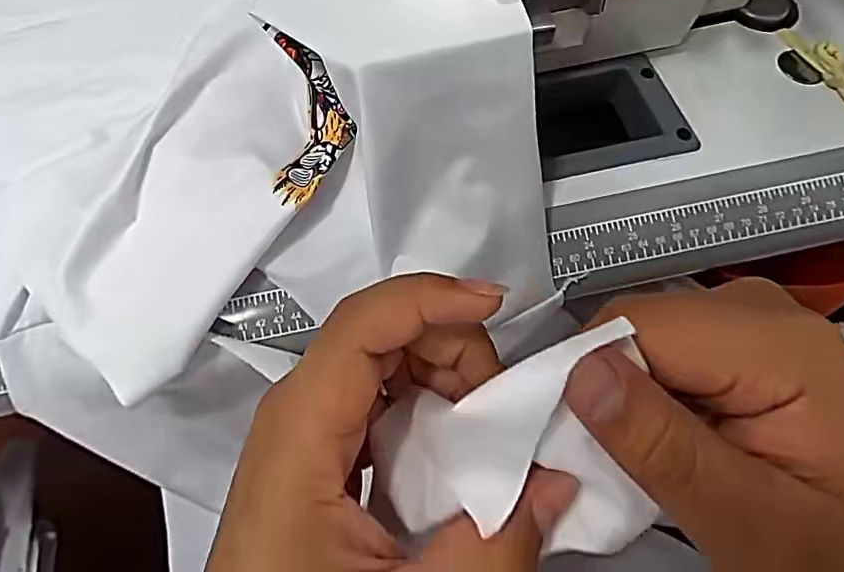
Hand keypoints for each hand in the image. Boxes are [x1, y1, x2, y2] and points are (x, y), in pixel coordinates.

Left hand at [208, 273, 578, 571]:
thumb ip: (491, 546)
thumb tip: (549, 485)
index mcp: (299, 432)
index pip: (361, 323)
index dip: (429, 298)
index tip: (488, 302)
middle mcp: (294, 413)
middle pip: (380, 331)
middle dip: (450, 344)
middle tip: (498, 399)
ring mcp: (303, 426)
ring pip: (382, 356)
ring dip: (442, 373)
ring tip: (481, 426)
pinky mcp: (318, 446)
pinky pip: (377, 392)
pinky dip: (424, 399)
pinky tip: (450, 444)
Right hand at [564, 278, 843, 571]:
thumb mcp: (756, 527)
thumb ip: (667, 449)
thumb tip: (582, 374)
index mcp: (779, 340)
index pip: (636, 324)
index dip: (595, 379)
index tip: (586, 439)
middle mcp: (760, 308)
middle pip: (634, 324)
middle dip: (612, 389)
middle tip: (634, 465)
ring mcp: (746, 314)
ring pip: (636, 332)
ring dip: (627, 393)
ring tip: (660, 458)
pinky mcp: (731, 332)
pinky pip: (655, 343)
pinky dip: (646, 391)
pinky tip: (674, 434)